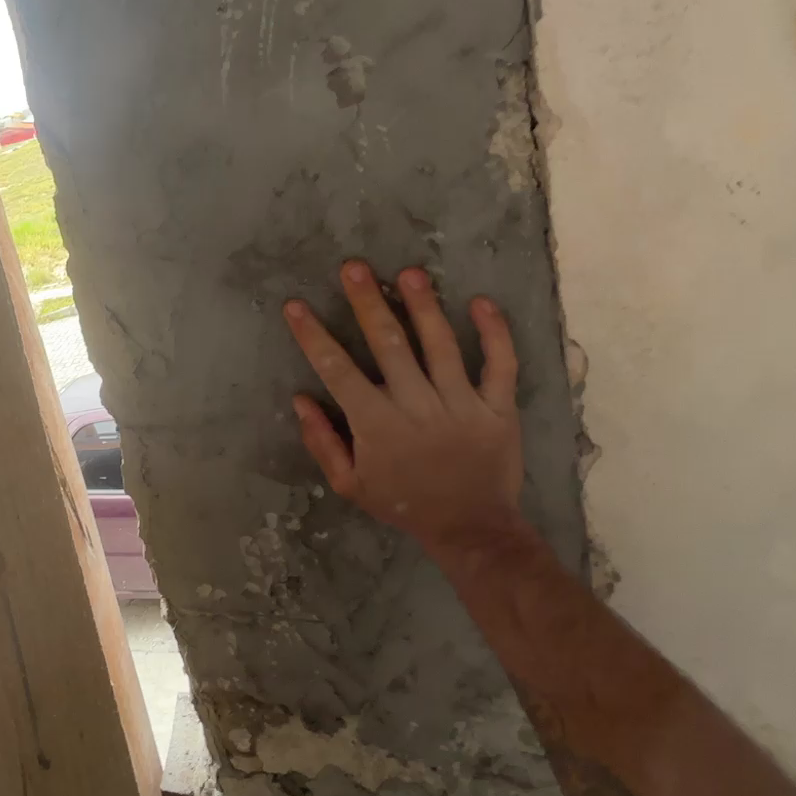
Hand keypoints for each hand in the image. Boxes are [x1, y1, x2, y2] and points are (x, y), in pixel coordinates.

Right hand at [283, 261, 526, 555]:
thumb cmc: (403, 504)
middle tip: (354, 266)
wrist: (473, 529)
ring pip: (441, 345)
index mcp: (376, 424)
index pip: (336, 369)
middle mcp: (416, 405)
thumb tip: (300, 399)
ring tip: (410, 272)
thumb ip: (322, 441)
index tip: (296, 306)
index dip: (313, 336)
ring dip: (424, 305)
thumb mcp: (350, 484)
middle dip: (368, 301)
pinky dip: (494, 333)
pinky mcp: (499, 409)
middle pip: (388, 343)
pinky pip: (499, 365)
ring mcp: (461, 404)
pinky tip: (481, 302)